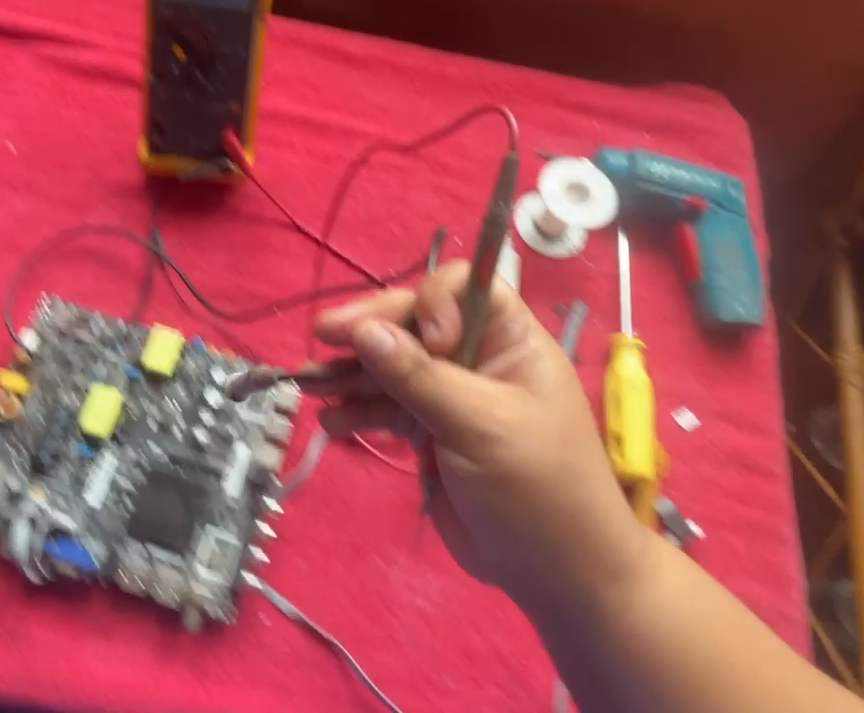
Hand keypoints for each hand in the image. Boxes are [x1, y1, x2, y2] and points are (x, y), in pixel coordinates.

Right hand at [308, 261, 654, 613]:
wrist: (556, 574)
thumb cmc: (537, 487)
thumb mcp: (481, 425)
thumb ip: (419, 377)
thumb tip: (362, 331)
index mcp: (508, 339)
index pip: (460, 288)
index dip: (432, 302)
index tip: (427, 340)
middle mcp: (476, 356)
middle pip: (412, 324)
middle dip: (368, 331)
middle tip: (321, 336)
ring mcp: (449, 394)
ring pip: (391, 366)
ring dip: (349, 372)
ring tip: (307, 383)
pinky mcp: (429, 431)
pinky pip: (386, 407)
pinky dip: (357, 411)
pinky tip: (331, 420)